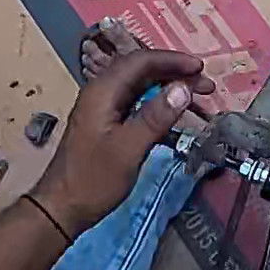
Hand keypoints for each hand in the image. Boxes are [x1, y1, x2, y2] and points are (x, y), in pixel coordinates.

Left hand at [32, 49, 214, 235]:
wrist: (62, 208)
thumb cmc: (93, 179)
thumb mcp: (129, 148)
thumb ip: (156, 117)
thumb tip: (183, 88)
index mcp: (103, 91)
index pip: (141, 61)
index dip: (172, 61)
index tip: (200, 70)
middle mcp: (102, 93)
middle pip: (142, 72)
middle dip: (176, 75)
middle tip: (207, 88)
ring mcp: (103, 109)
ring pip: (141, 89)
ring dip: (170, 91)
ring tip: (199, 102)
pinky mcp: (107, 125)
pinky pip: (137, 106)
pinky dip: (159, 108)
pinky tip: (177, 119)